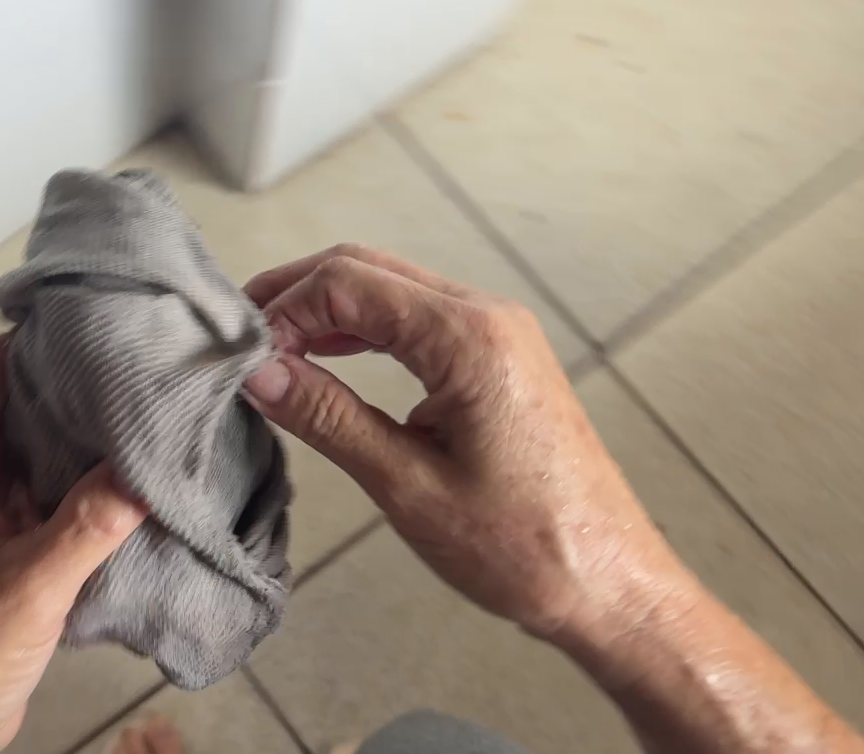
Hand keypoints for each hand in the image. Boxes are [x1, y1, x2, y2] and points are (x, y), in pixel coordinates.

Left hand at [0, 335, 146, 753]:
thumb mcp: (30, 588)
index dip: (30, 336)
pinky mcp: (3, 529)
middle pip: (13, 395)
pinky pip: (41, 478)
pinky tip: (120, 467)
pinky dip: (74, 467)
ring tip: (134, 403)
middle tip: (127, 360)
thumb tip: (147, 471)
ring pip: (30, 436)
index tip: (86, 319)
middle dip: (65, 378)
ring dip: (73, 426)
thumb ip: (89, 526)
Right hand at [239, 245, 689, 644]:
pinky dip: (351, 324)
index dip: (284, 309)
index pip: (345, 283)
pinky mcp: (490, 354)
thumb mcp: (407, 484)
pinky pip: (404, 313)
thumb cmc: (524, 549)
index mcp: (468, 338)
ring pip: (380, 283)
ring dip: (318, 305)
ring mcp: (492, 330)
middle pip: (360, 267)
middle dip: (291, 292)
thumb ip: (325, 416)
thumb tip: (255, 371)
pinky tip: (320, 353)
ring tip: (270, 342)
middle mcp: (483, 315)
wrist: (621, 595)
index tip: (248, 356)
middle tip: (242, 332)